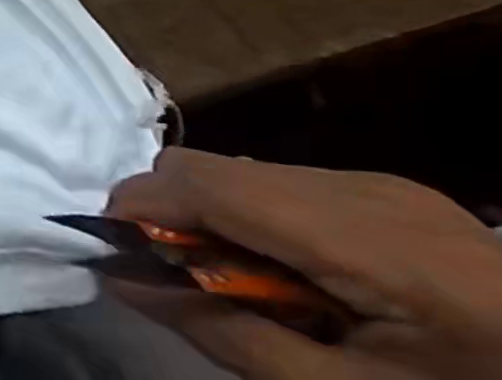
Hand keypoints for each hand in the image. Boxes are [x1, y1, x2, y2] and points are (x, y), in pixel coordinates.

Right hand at [105, 149, 501, 379]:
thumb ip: (224, 332)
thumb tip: (122, 280)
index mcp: (378, 243)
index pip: (216, 186)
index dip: (144, 205)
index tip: (108, 246)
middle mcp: (373, 188)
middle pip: (219, 168)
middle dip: (173, 215)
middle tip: (172, 277)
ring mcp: (388, 183)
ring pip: (243, 170)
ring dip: (213, 218)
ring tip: (238, 283)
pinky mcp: (393, 190)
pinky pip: (284, 184)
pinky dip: (254, 218)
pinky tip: (286, 274)